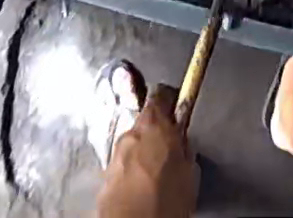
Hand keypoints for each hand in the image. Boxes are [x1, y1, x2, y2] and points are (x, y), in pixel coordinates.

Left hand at [95, 85, 197, 217]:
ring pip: (131, 146)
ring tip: (153, 173)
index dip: (170, 99)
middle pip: (144, 123)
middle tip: (168, 149)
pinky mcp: (102, 183)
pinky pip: (121, 168)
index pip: (160, 94)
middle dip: (155, 132)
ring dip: (141, 153)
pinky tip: (139, 188)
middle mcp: (129, 135)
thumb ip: (184, 145)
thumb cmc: (167, 198)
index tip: (178, 110)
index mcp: (153, 125)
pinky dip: (130, 173)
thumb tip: (180, 138)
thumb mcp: (189, 169)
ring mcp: (112, 159)